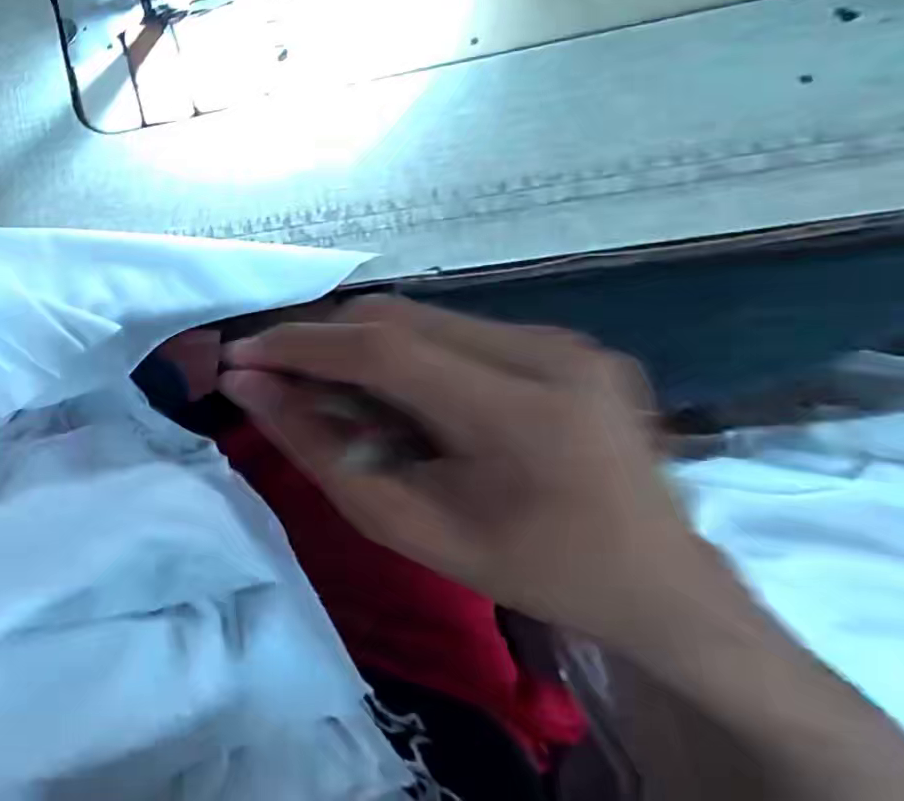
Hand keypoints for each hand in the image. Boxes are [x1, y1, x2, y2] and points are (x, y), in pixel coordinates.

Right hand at [220, 295, 717, 642]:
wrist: (664, 590)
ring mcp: (562, 339)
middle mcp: (549, 354)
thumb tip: (244, 385)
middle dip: (317, 340)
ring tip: (331, 392)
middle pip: (392, 316)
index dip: (296, 345)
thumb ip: (314, 447)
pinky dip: (394, 349)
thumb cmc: (527, 570)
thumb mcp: (402, 524)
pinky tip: (393, 393)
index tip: (238, 358)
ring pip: (412, 314)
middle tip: (275, 378)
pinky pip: (444, 326)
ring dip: (352, 344)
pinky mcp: (560, 339)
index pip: (381, 348)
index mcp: (524, 414)